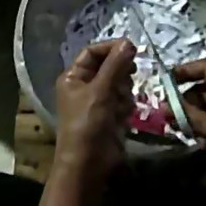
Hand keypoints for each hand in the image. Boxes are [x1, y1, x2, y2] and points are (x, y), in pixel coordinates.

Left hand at [52, 40, 134, 185]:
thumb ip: (115, 65)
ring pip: (119, 82)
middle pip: (108, 66)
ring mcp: (98, 100)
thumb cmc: (88, 122)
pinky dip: (125, 105)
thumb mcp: (100, 90)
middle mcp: (85, 85)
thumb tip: (128, 42)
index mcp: (74, 76)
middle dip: (120, 72)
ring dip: (124, 91)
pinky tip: (123, 116)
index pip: (93, 52)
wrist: (89, 163)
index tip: (131, 48)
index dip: (111, 48)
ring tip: (120, 103)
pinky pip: (123, 99)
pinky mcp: (110, 114)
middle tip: (131, 75)